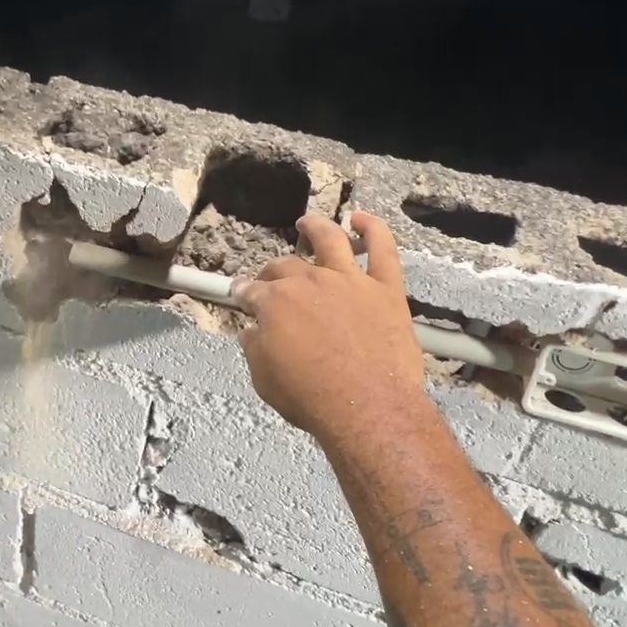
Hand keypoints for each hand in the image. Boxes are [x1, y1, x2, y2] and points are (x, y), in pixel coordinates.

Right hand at [232, 212, 426, 440]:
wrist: (367, 406)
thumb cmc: (311, 398)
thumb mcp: (264, 380)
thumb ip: (254, 349)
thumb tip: (251, 332)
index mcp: (275, 303)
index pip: (251, 291)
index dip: (243, 292)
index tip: (241, 294)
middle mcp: (309, 282)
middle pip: (284, 265)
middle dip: (271, 272)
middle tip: (269, 280)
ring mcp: (349, 280)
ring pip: (329, 239)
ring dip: (314, 227)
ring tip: (306, 223)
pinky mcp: (385, 288)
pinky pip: (382, 248)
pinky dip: (372, 228)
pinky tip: (360, 220)